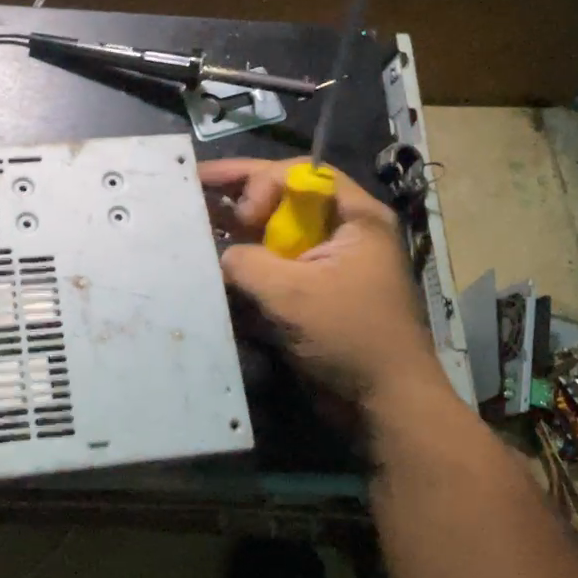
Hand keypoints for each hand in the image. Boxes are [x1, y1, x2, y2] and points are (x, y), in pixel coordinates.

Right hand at [202, 158, 441, 407]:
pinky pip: (274, 266)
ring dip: (238, 230)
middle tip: (195, 194)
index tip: (241, 215)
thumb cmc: (348, 336)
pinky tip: (213, 264)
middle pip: (285, 198)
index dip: (263, 182)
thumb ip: (247, 263)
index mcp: (354, 218)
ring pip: (275, 233)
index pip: (302, 174)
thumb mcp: (292, 293)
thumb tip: (224, 257)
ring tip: (194, 225)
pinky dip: (247, 264)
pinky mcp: (313, 294)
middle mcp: (341, 232)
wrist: (384, 403)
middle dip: (241, 197)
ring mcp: (326, 264)